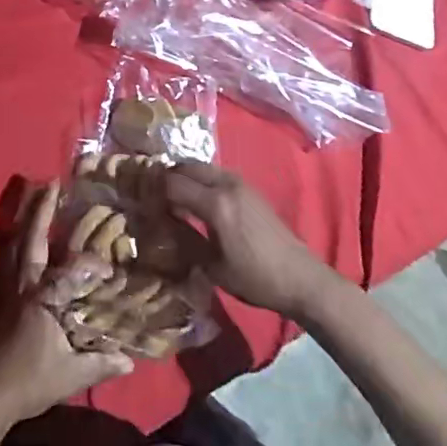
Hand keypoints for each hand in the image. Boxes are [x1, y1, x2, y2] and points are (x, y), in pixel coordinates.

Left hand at [0, 182, 133, 443]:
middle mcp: (20, 278)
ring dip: (18, 210)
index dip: (93, 263)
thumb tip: (129, 360)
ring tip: (23, 186)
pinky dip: (2, 232)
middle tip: (51, 182)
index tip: (108, 266)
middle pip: (31, 233)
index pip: (73, 268)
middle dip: (42, 206)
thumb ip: (98, 364)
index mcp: (43, 295)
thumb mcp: (67, 376)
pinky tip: (4, 229)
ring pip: (9, 235)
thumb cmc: (23, 381)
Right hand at [164, 161, 344, 317]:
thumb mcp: (212, 266)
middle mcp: (225, 183)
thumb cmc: (256, 278)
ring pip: (199, 167)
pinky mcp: (247, 187)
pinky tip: (196, 201)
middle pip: (183, 167)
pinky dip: (198, 180)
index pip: (170, 183)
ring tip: (172, 199)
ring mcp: (238, 182)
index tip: (143, 205)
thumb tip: (157, 224)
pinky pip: (213, 173)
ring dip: (182, 177)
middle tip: (153, 199)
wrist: (303, 279)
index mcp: (215, 203)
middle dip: (165, 179)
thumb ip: (183, 239)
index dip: (153, 192)